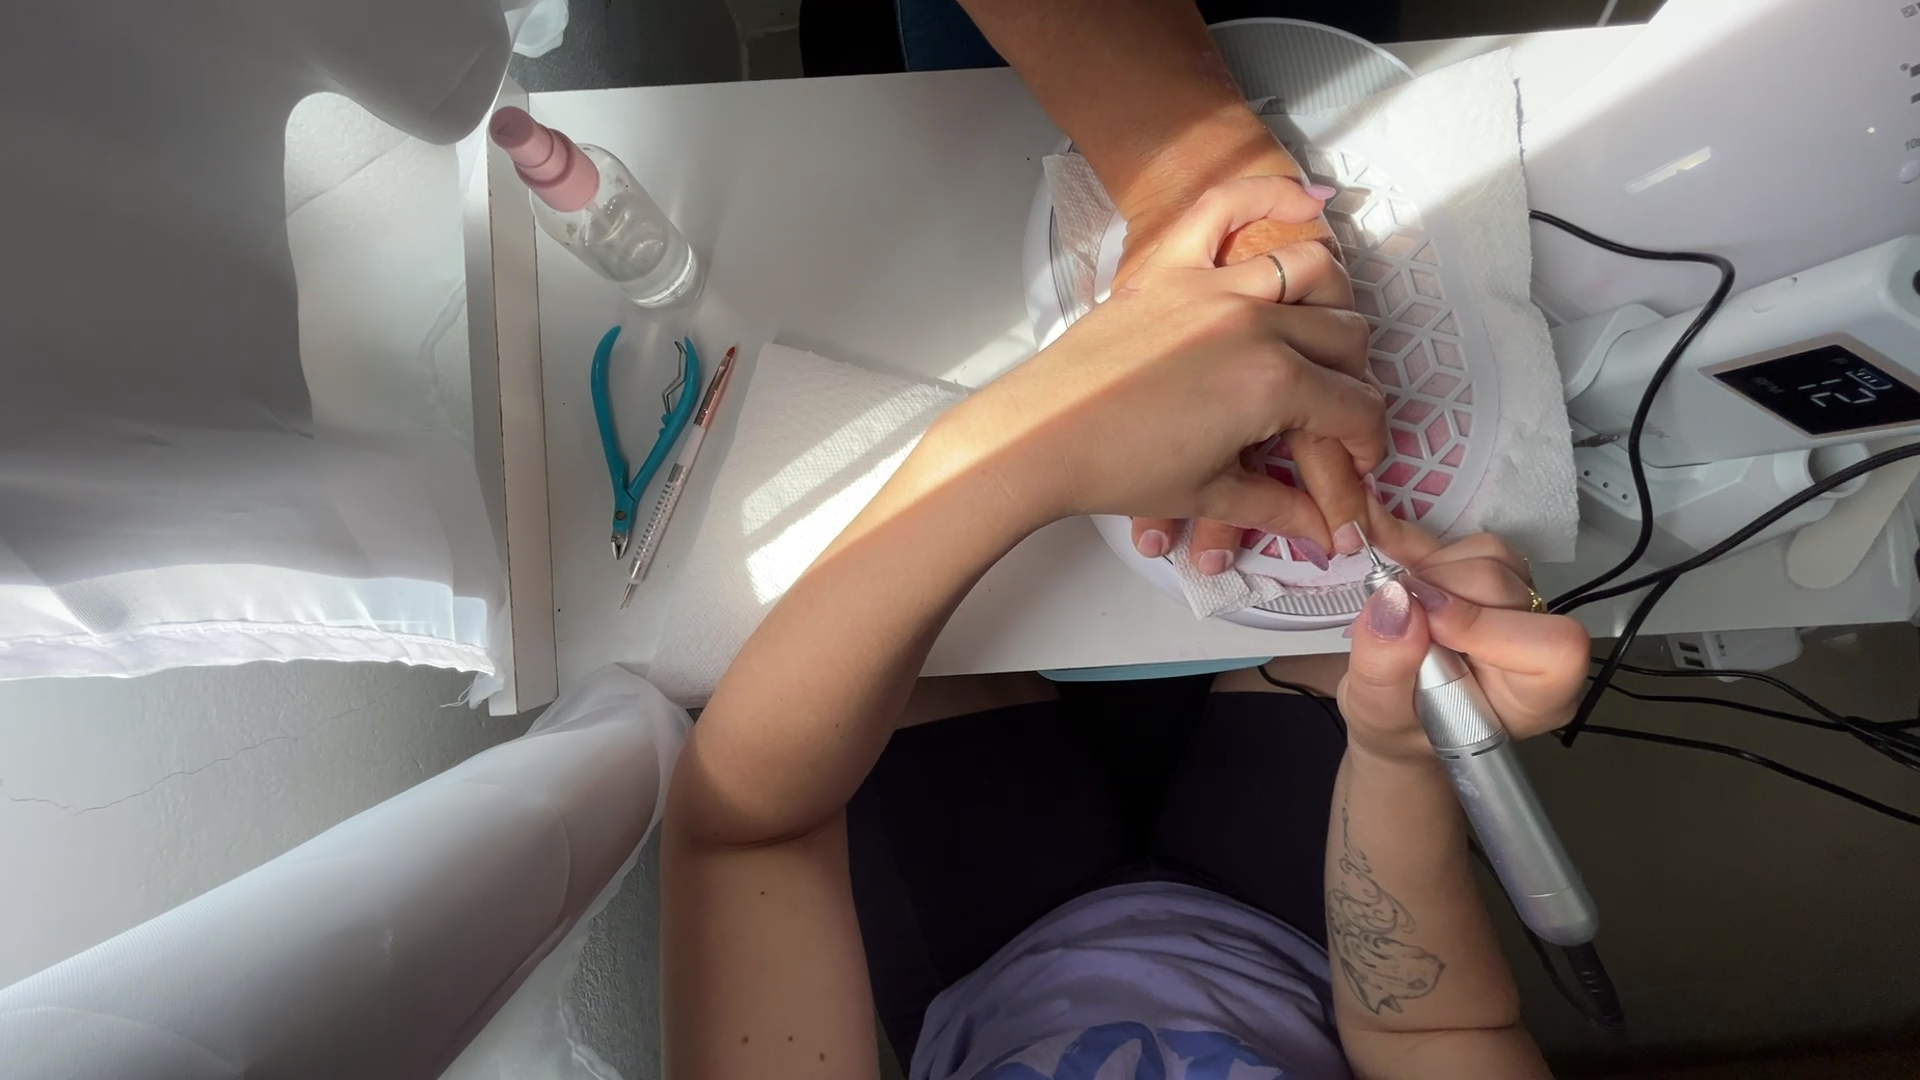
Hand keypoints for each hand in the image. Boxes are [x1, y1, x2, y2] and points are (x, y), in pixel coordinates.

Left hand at [1114, 149, 1371, 568]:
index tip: (1360, 462)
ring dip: (1332, 305)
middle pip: (1346, 339)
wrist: (1035, 439)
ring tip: (1321, 342)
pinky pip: (1226, 207)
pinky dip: (1269, 195)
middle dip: (1355, 383)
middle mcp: (1255, 324)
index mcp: (1271, 386)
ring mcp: (1211, 286)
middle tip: (1337, 417)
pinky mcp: (1168, 268)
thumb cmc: (1113, 470)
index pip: (1354, 407)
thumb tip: (1324, 533)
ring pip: (1312, 271)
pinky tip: (1308, 202)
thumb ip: (1277, 506)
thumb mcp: (1204, 495)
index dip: (1368, 442)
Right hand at [1336, 519, 1590, 765]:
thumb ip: (1384, 665)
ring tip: (1400, 602)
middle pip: (1509, 588)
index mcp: (1534, 696)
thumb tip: (1393, 600)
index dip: (1485, 623)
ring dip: (1432, 569)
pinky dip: (1420, 546)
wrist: (1395, 716)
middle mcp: (1538, 646)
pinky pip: (1467, 544)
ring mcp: (1517, 607)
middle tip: (1394, 612)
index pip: (1549, 646)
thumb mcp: (1377, 712)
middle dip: (1440, 590)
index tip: (1424, 624)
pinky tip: (1390, 557)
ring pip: (1493, 557)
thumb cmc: (1395, 727)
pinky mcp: (1486, 582)